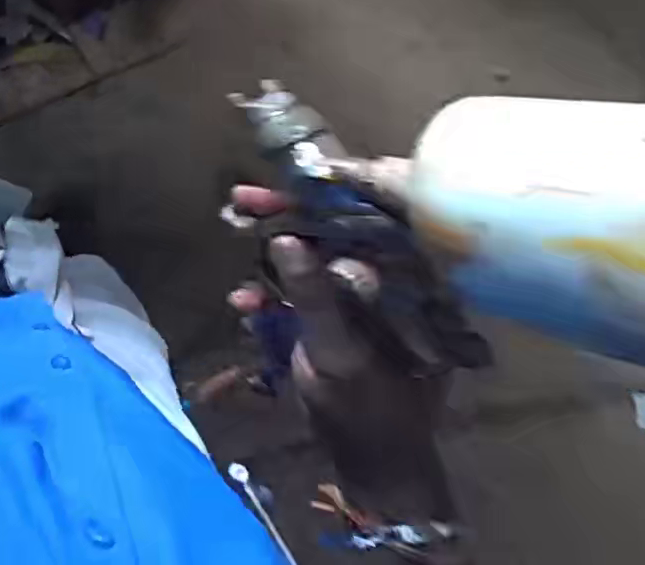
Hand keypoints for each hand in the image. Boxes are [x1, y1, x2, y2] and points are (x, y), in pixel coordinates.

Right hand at [227, 184, 457, 525]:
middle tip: (242, 198)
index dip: (329, 194)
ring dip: (268, 244)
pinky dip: (268, 289)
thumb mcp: (340, 355)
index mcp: (411, 284)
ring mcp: (356, 295)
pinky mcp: (330, 310)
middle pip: (333, 229)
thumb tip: (284, 239)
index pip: (376, 218)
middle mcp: (388, 280)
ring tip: (233, 230)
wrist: (373, 463)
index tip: (285, 180)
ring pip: (310, 252)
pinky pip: (296, 285)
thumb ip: (315, 297)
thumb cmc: (371, 412)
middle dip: (284, 213)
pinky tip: (242, 302)